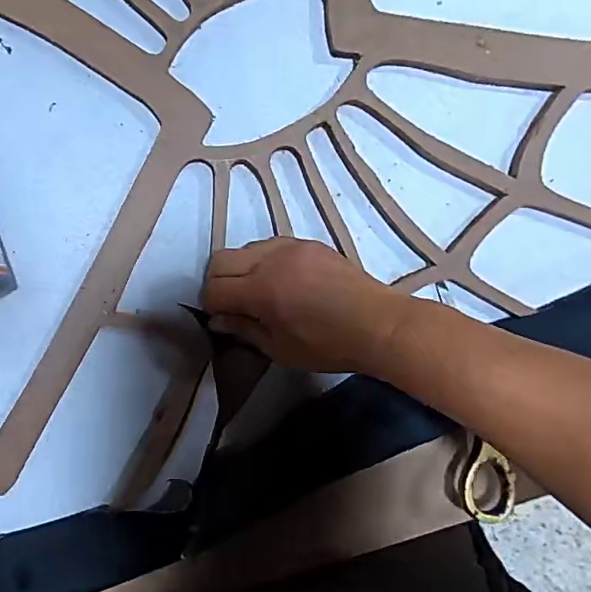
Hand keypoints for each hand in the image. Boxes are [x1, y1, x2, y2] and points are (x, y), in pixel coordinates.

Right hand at [201, 238, 413, 372]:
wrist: (379, 324)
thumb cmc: (328, 345)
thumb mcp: (279, 348)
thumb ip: (243, 329)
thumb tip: (217, 319)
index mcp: (261, 289)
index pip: (214, 288)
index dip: (211, 306)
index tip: (222, 319)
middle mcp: (270, 259)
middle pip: (220, 260)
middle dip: (218, 283)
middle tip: (232, 305)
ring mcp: (290, 246)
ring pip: (245, 249)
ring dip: (241, 269)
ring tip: (258, 293)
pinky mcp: (308, 243)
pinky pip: (271, 245)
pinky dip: (264, 261)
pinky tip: (281, 281)